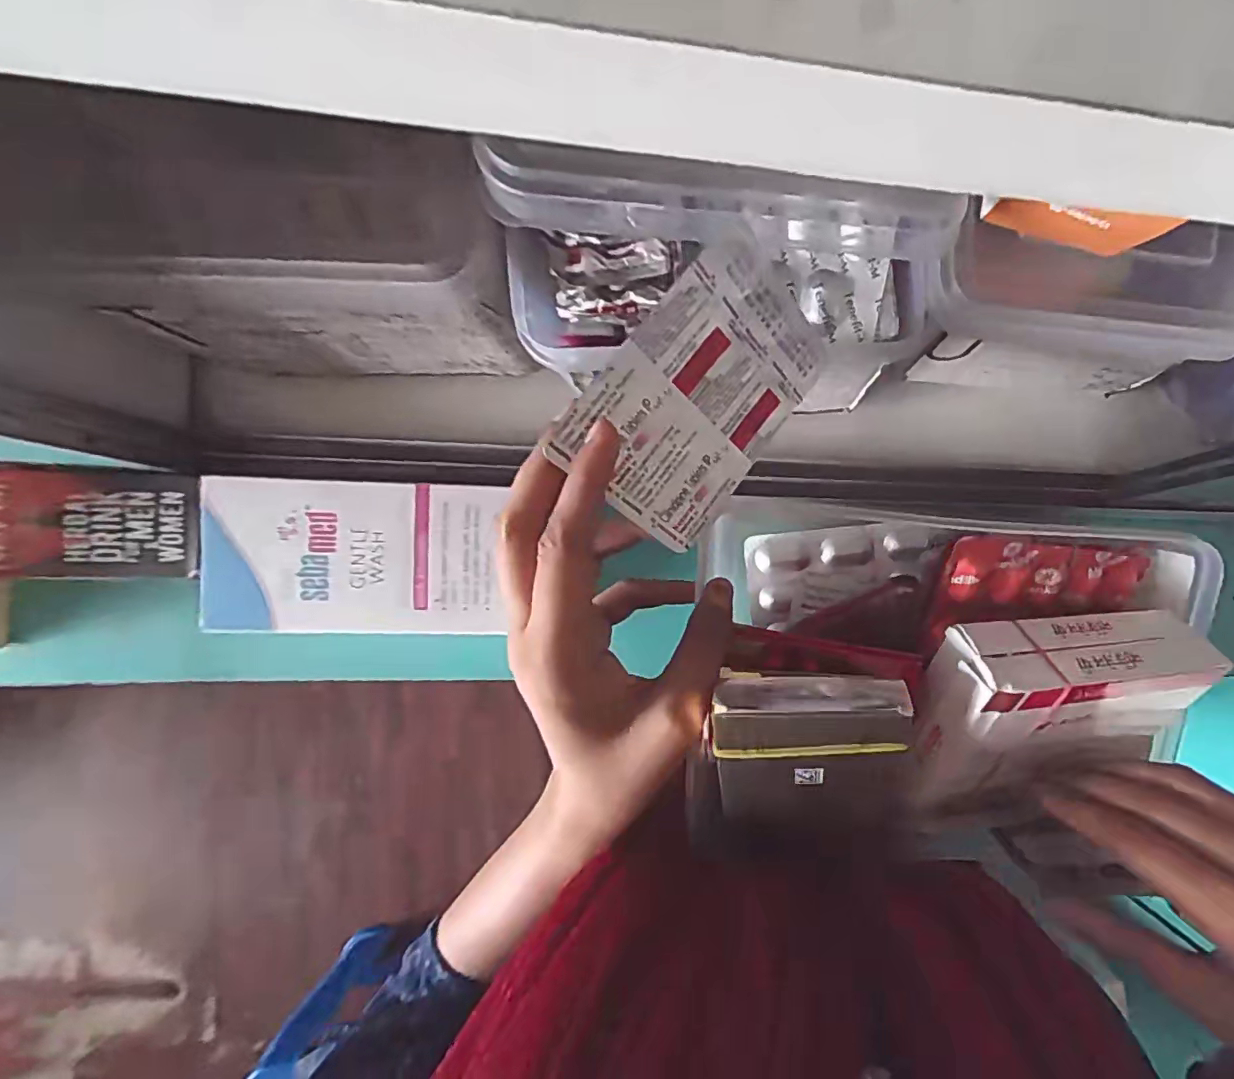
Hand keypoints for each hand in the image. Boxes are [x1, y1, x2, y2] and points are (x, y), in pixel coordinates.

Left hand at [499, 418, 732, 850]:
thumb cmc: (627, 768)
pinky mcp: (559, 633)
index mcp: (556, 647)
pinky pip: (585, 582)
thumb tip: (716, 587)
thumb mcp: (680, 713)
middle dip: (544, 474)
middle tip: (581, 428)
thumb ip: (703, 645)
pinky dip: (624, 568)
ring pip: (540, 549)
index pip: (560, 549)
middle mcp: (532, 628)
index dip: (583, 487)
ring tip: (628, 478)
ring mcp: (540, 629)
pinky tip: (676, 583)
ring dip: (580, 509)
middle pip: (516, 532)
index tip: (607, 434)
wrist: (586, 805)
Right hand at [1042, 762, 1233, 1078]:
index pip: (1141, 841)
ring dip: (1137, 774)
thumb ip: (1134, 945)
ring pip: (1200, 788)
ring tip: (1090, 769)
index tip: (1041, 791)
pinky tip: (1154, 789)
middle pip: (1166, 800)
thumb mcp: (1221, 1011)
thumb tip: (1058, 903)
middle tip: (1054, 770)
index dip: (1083, 810)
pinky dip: (1182, 789)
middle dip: (1100, 780)